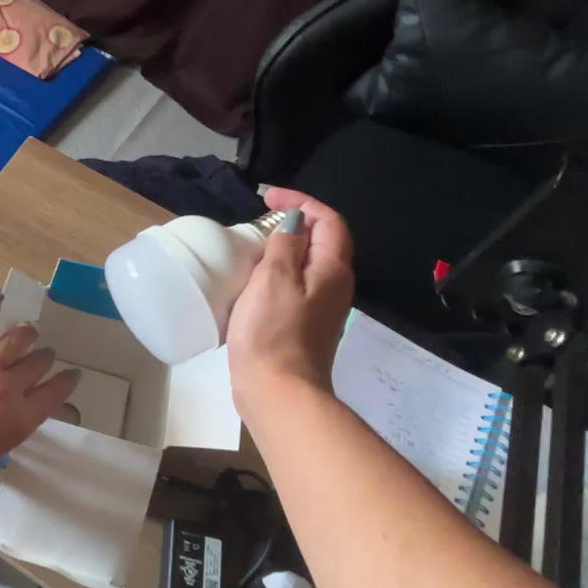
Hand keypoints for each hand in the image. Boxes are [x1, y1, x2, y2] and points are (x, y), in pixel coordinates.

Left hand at [0, 297, 79, 511]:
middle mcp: (5, 390)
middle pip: (34, 365)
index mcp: (18, 422)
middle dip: (43, 357)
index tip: (70, 375)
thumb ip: (1, 435)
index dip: (63, 383)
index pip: (52, 396)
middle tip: (46, 351)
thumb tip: (1, 421)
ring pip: (11, 342)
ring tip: (30, 328)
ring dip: (24, 334)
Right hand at [227, 187, 355, 415]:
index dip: (302, 201)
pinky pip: (296, 286)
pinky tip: (253, 281)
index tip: (267, 196)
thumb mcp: (273, 278)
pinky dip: (278, 272)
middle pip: (323, 241)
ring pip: (308, 264)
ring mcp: (322, 309)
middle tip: (259, 218)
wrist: (278, 391)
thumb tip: (292, 223)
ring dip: (284, 248)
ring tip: (253, 245)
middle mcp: (335, 286)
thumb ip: (284, 244)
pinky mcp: (305, 326)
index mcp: (332, 269)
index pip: (328, 221)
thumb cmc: (272, 331)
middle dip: (294, 222)